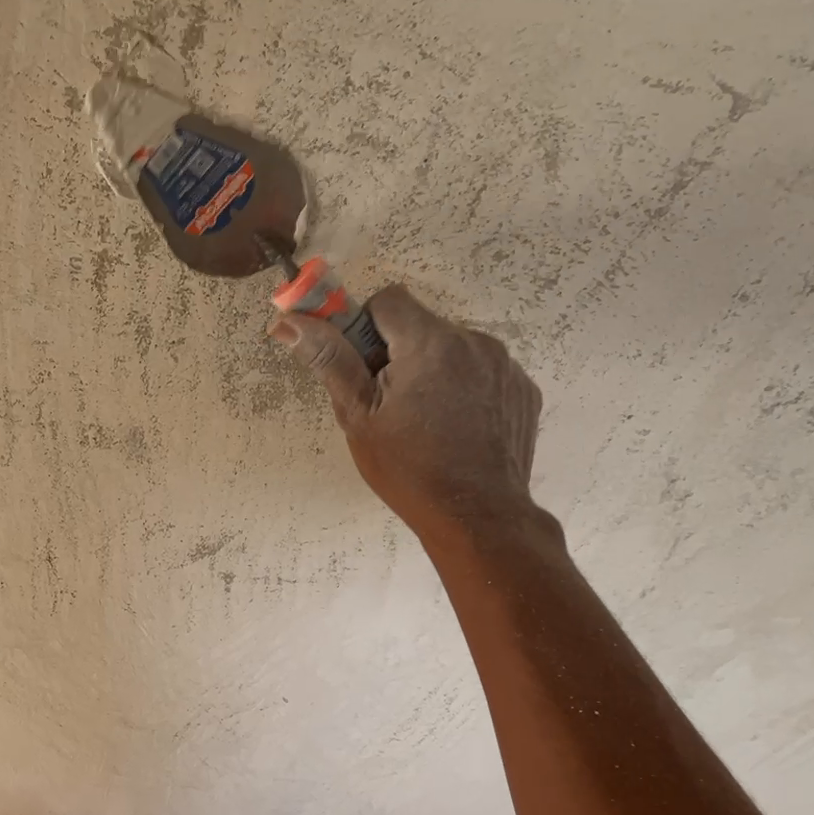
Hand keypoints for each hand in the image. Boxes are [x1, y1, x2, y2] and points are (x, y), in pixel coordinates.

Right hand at [272, 286, 543, 542]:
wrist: (475, 515)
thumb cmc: (406, 467)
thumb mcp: (356, 415)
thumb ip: (328, 359)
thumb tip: (291, 321)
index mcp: (429, 343)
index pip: (388, 300)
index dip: (364, 326)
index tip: (358, 364)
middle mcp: (475, 341)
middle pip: (419, 326)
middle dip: (395, 353)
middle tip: (383, 403)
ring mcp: (505, 365)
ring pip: (450, 349)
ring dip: (429, 370)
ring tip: (420, 421)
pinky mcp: (522, 389)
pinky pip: (480, 372)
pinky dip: (461, 389)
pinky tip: (452, 428)